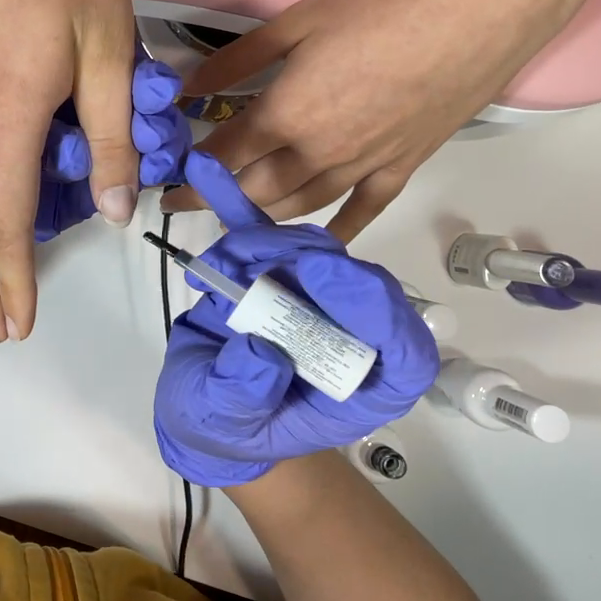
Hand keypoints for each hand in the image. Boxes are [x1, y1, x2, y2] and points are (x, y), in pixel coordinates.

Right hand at [153, 152, 439, 486]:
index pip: (402, 347)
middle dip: (306, 260)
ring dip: (261, 242)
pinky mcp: (269, 272)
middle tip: (249, 254)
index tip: (324, 275)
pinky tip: (205, 172)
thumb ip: (244, 396)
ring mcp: (308, 296)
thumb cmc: (222, 428)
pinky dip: (235, 204)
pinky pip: (260, 235)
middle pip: (354, 284)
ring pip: (308, 252)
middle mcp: (346, 331)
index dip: (376, 308)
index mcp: (361, 381)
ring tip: (213, 262)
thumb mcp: (227, 423)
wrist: (198, 407)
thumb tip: (264, 353)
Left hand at [166, 0, 587, 240]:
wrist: (482, 5)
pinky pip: (365, 209)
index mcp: (287, 114)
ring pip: (302, 204)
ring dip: (263, 216)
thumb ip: (236, 61)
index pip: (224, 156)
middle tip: (187, 205)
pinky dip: (336, 229)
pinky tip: (316, 242)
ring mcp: (366, 164)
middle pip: (256, 190)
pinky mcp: (407, 165)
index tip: (164, 186)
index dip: (190, 173)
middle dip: (214, 200)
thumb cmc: (382, 5)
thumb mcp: (296, 22)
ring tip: (233, 218)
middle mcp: (321, 151)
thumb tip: (187, 88)